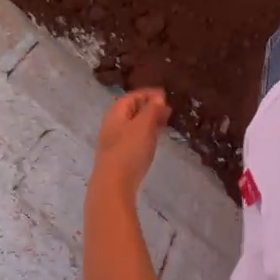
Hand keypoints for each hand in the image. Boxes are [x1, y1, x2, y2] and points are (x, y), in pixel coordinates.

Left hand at [89, 87, 169, 202]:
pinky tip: (154, 140)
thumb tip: (158, 98)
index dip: (148, 93)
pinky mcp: (119, 157)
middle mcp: (112, 126)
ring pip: (133, 125)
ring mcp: (114, 143)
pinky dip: (145, 134)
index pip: (131, 97)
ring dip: (148, 121)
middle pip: (131, 111)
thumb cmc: (129, 150)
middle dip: (149, 107)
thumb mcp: (144, 125)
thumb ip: (151, 109)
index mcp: (115, 114)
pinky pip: (133, 138)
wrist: (114, 185)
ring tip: (164, 123)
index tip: (165, 95)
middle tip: (167, 109)